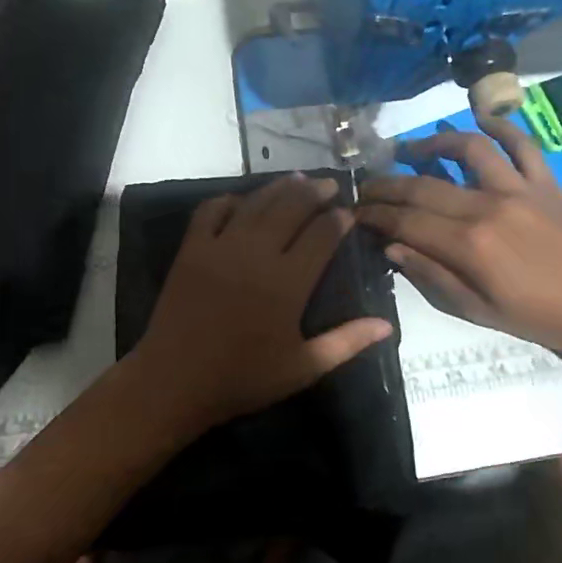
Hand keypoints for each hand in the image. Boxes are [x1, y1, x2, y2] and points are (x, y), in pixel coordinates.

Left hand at [124, 174, 392, 432]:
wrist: (173, 384)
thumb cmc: (243, 378)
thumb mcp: (304, 367)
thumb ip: (348, 341)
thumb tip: (388, 325)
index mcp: (288, 282)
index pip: (322, 235)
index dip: (339, 219)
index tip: (349, 212)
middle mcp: (257, 254)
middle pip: (291, 207)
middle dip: (315, 192)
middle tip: (329, 185)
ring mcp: (221, 247)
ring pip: (256, 203)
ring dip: (280, 187)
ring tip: (298, 179)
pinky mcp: (191, 250)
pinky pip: (211, 210)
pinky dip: (229, 199)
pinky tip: (243, 200)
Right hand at [357, 115, 561, 361]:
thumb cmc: (548, 319)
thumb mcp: (483, 313)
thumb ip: (435, 277)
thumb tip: (393, 250)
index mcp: (469, 245)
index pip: (406, 221)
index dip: (376, 214)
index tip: (355, 211)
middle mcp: (487, 206)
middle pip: (424, 186)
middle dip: (387, 184)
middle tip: (366, 187)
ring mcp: (519, 187)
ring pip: (467, 150)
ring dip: (433, 144)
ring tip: (412, 151)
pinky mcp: (546, 180)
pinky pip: (520, 144)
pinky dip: (499, 128)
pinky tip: (480, 123)